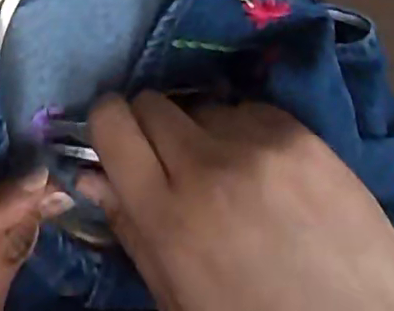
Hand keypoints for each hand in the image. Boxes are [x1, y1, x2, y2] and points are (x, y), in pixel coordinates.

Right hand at [81, 93, 393, 310]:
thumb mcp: (180, 300)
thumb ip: (132, 230)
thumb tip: (91, 173)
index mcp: (170, 218)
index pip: (111, 121)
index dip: (109, 125)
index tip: (120, 142)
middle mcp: (207, 167)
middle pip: (151, 102)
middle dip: (153, 128)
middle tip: (175, 164)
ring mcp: (258, 145)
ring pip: (201, 106)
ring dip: (204, 134)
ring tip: (234, 177)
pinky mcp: (301, 134)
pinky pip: (249, 110)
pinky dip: (248, 134)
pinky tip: (271, 174)